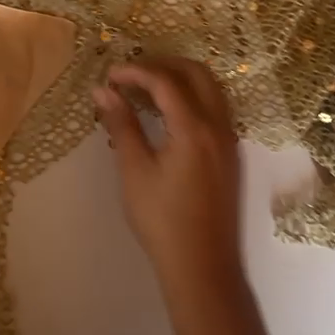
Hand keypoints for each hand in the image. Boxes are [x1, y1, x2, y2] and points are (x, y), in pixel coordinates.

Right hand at [92, 56, 243, 289]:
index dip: (135, 71)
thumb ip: (122, 125)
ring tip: (146, 89)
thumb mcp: (134, 170)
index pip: (165, 82)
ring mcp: (229, 141)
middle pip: (196, 74)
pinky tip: (167, 113)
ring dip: (179, 79)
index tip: (110, 75)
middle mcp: (218, 127)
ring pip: (210, 89)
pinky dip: (192, 97)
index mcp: (194, 129)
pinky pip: (215, 108)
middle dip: (162, 65)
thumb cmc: (162, 220)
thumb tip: (103, 91)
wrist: (202, 268)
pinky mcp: (230, 155)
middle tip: (131, 74)